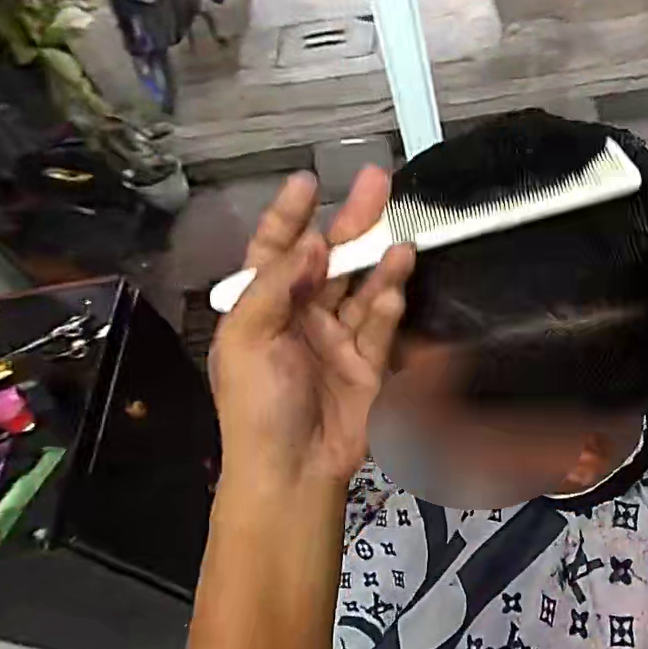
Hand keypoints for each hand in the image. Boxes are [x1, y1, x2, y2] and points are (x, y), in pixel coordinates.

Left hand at [209, 167, 412, 497]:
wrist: (292, 467)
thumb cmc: (256, 404)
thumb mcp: (247, 339)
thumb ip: (276, 285)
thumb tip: (312, 243)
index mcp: (262, 307)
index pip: (276, 249)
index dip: (290, 214)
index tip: (309, 181)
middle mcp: (301, 317)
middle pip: (328, 261)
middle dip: (351, 223)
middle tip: (377, 184)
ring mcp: (337, 341)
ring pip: (361, 290)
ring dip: (379, 263)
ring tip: (400, 237)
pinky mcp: (368, 366)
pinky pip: (380, 327)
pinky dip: (389, 306)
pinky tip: (395, 284)